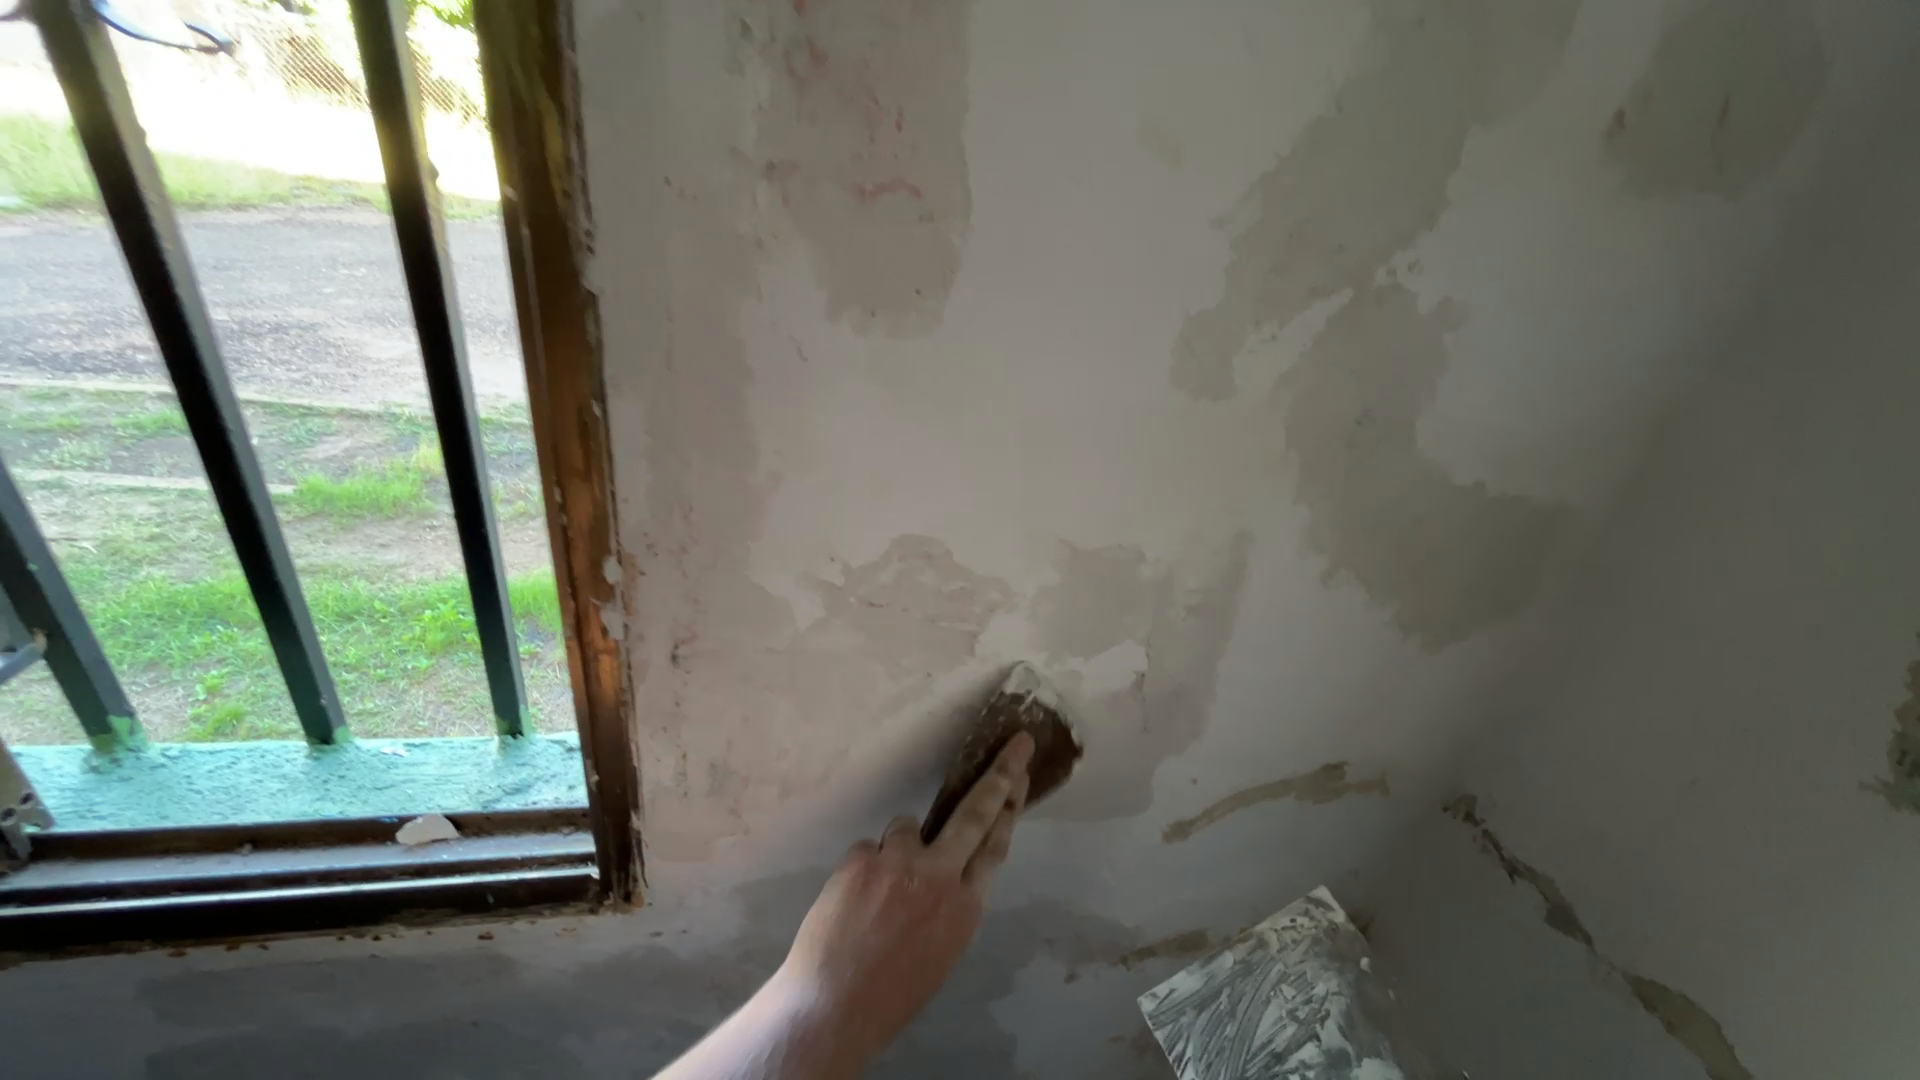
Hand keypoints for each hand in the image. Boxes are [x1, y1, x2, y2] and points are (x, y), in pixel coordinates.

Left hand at [773, 732, 1034, 1066]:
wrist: (832, 1007)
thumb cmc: (890, 990)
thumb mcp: (942, 949)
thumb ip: (952, 902)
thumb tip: (949, 867)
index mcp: (966, 908)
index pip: (996, 846)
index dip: (1011, 808)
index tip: (1020, 778)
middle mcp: (940, 877)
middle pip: (976, 813)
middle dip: (1000, 775)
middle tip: (1017, 745)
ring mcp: (900, 862)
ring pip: (907, 827)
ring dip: (897, 847)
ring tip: (876, 891)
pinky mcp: (862, 857)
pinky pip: (868, 848)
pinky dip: (862, 868)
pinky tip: (850, 901)